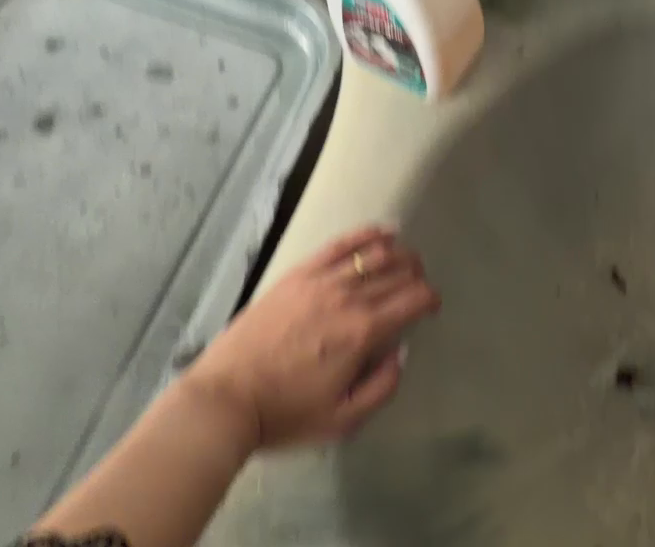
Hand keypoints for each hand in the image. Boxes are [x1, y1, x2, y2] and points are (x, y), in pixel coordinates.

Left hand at [178, 226, 440, 450]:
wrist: (224, 400)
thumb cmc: (284, 414)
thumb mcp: (342, 421)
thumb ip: (383, 387)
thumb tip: (401, 352)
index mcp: (363, 333)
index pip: (414, 299)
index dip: (430, 300)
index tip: (430, 308)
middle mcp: (348, 298)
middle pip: (399, 273)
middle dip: (417, 276)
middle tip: (417, 287)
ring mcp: (322, 281)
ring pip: (375, 253)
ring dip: (400, 253)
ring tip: (405, 261)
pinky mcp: (299, 274)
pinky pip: (341, 245)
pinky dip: (367, 234)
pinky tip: (383, 233)